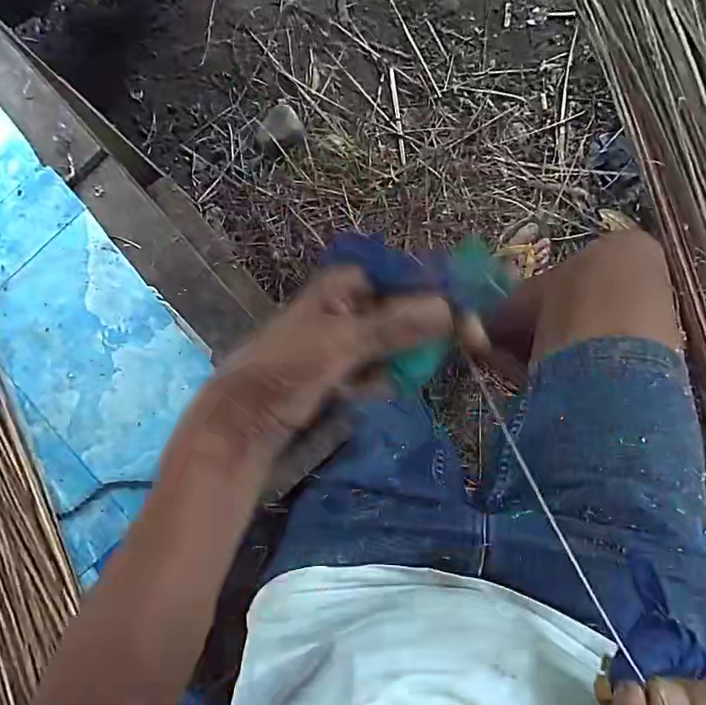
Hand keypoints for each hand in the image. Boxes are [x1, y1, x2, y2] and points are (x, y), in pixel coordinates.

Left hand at [202, 266, 451, 452]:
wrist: (240, 426)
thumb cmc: (284, 373)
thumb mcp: (341, 345)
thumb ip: (394, 326)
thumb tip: (448, 308)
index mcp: (340, 287)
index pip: (401, 278)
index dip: (434, 294)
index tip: (466, 323)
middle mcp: (344, 309)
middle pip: (401, 313)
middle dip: (418, 335)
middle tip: (444, 351)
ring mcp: (342, 344)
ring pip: (392, 346)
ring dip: (396, 364)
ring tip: (374, 381)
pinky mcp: (339, 375)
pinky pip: (375, 372)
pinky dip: (375, 383)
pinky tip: (357, 396)